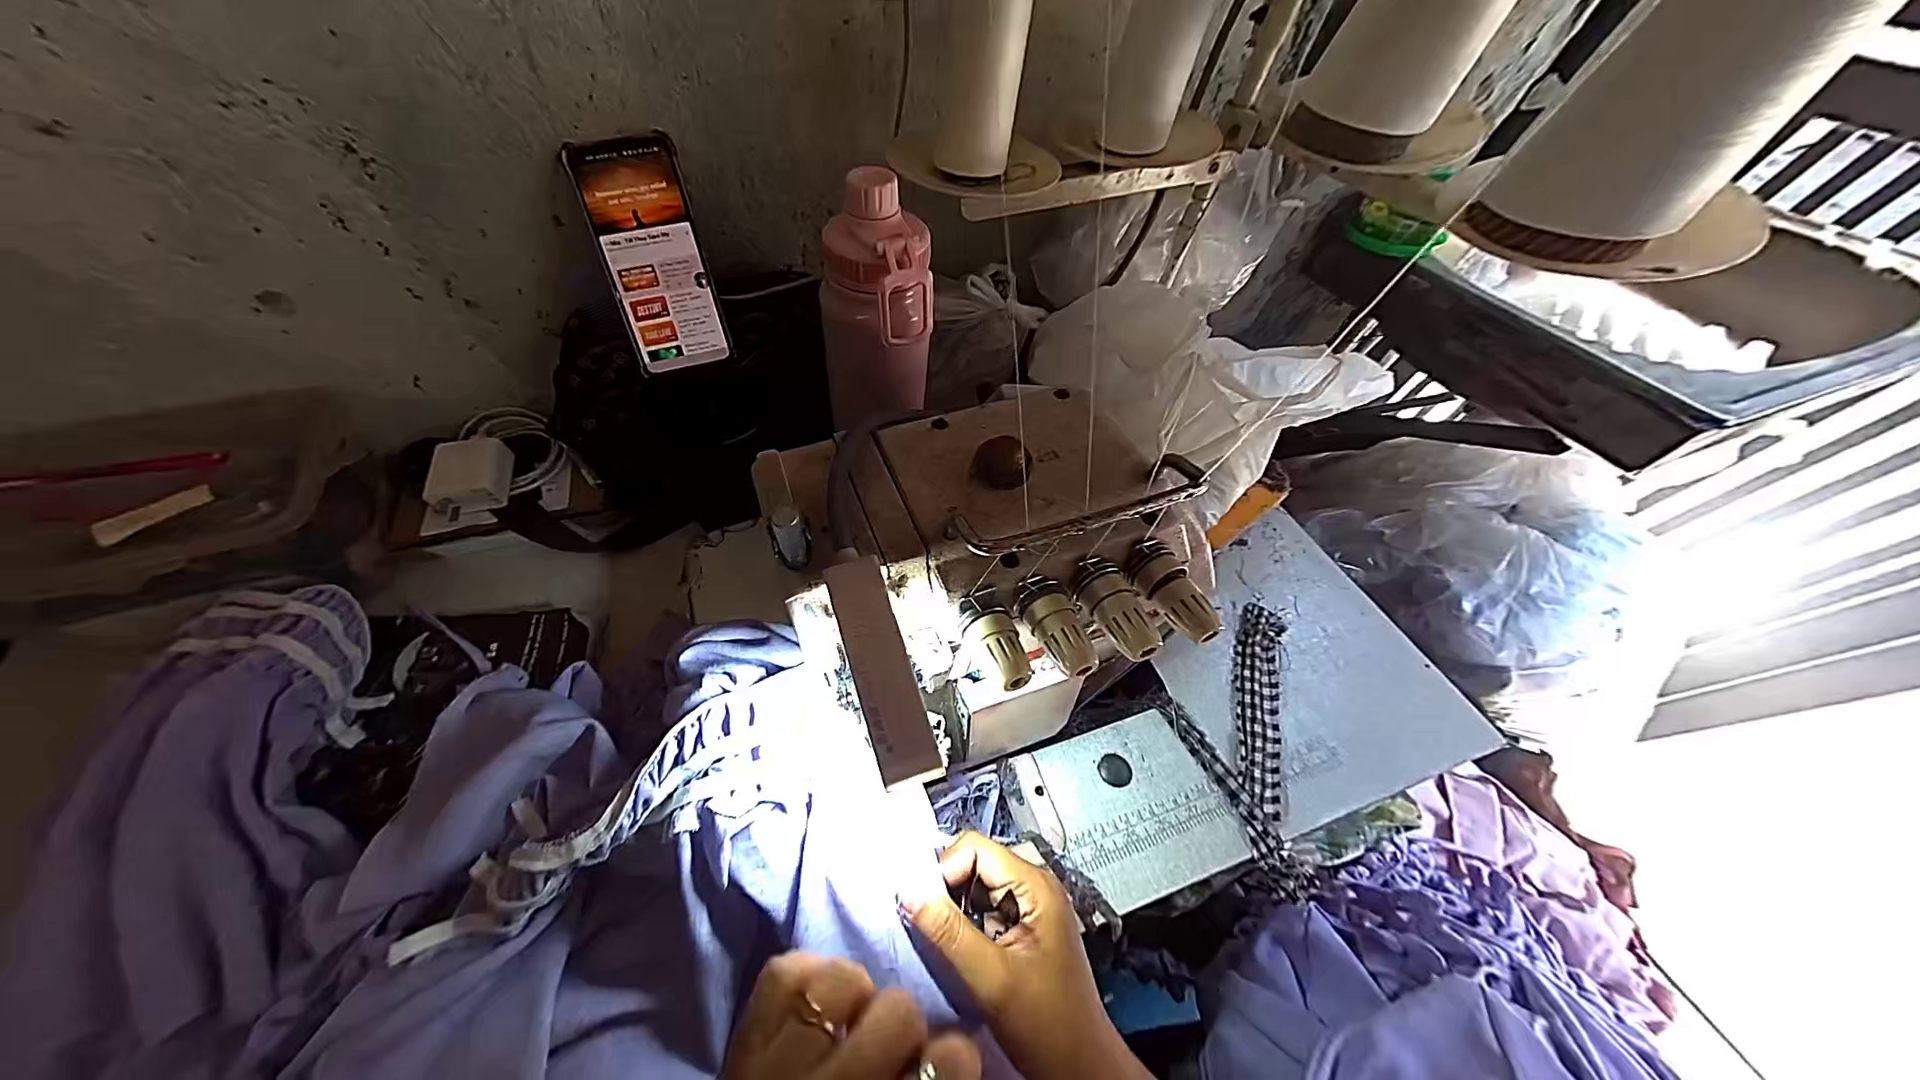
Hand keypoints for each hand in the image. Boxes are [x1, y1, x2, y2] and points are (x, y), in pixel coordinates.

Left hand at [721, 951, 980, 1079]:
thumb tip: (954, 1050)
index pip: (947, 1065)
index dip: (958, 1052)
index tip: (951, 1052)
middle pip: (899, 1012)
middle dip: (902, 1020)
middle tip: (888, 1043)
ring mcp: (780, 1063)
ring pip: (843, 980)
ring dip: (854, 991)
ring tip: (847, 1015)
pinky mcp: (742, 1043)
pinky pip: (783, 974)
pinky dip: (804, 973)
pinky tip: (810, 996)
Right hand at [900, 832, 1148, 1079]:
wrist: (1082, 1067)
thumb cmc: (1048, 1025)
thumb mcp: (992, 979)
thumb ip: (949, 932)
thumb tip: (909, 892)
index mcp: (1035, 885)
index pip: (975, 847)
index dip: (944, 871)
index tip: (926, 907)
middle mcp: (1034, 885)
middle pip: (974, 862)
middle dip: (947, 890)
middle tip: (934, 928)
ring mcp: (1030, 905)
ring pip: (975, 885)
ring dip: (955, 909)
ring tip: (949, 943)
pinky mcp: (1023, 925)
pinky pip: (983, 907)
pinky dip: (965, 923)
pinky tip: (963, 951)